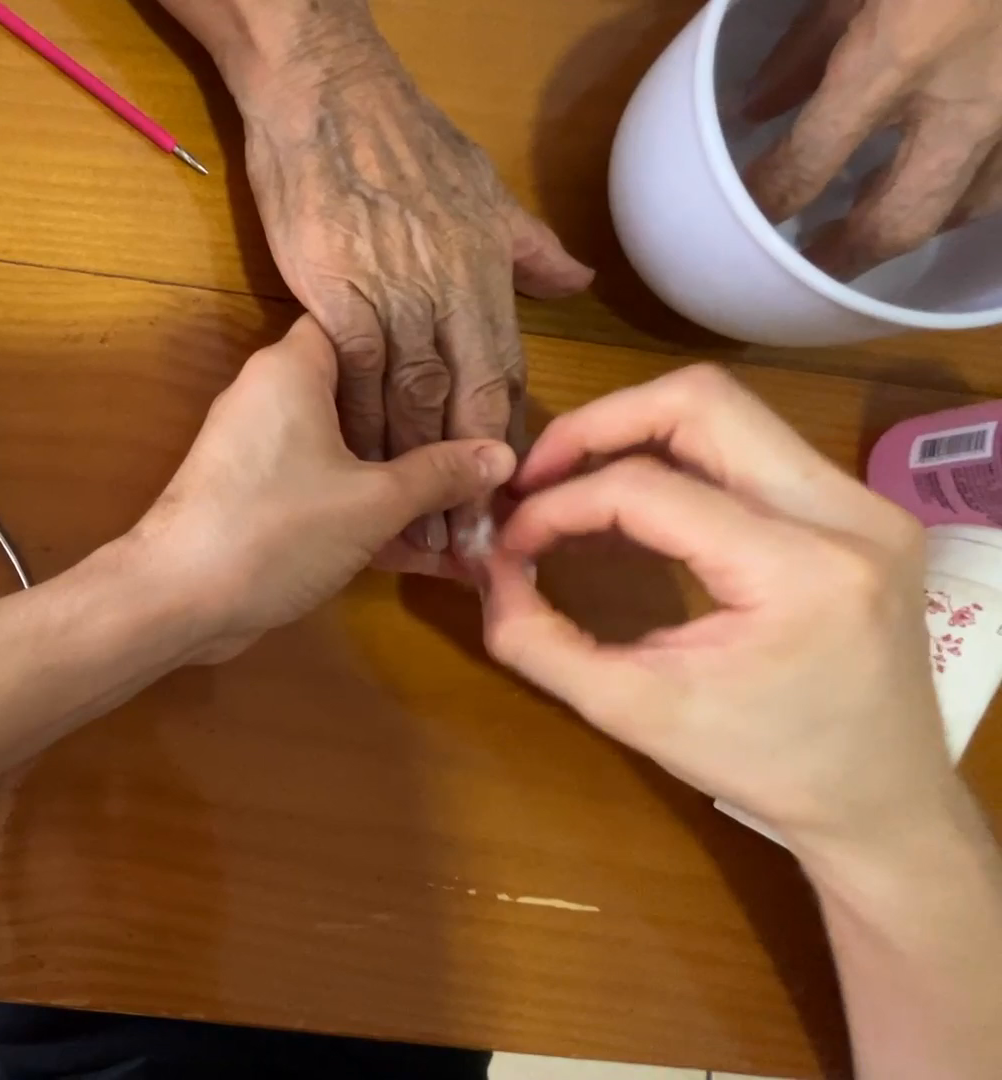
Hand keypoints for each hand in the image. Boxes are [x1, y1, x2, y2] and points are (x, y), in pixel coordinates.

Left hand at [129, 316, 513, 662]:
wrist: (178, 596)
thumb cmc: (277, 527)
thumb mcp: (372, 501)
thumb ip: (439, 473)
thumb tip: (499, 454)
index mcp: (290, 369)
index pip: (360, 326)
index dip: (419, 346)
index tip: (473, 374)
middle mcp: (269, 398)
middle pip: (362, 399)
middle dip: (425, 437)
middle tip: (488, 464)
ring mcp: (259, 451)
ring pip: (345, 455)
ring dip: (401, 489)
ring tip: (468, 521)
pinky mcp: (254, 497)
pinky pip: (322, 492)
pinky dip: (365, 516)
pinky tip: (424, 555)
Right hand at [231, 3, 591, 552]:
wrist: (323, 101)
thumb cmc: (394, 144)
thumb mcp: (476, 188)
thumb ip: (524, 245)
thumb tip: (573, 282)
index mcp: (483, 275)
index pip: (503, 374)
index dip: (505, 441)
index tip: (504, 499)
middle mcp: (448, 296)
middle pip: (463, 406)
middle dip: (464, 481)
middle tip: (466, 547)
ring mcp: (393, 302)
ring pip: (412, 406)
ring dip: (413, 475)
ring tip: (415, 535)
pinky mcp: (337, 304)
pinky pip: (356, 384)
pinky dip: (360, 435)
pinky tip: (358, 478)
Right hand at [480, 365, 958, 854]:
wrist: (879, 795)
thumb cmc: (755, 760)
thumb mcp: (621, 708)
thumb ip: (532, 637)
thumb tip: (484, 568)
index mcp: (799, 570)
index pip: (645, 489)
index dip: (554, 506)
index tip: (509, 546)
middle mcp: (845, 512)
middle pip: (699, 402)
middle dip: (592, 425)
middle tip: (532, 475)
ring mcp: (856, 501)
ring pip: (719, 409)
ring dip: (624, 433)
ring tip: (564, 481)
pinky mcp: (846, 506)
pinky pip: (736, 443)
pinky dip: (659, 454)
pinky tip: (618, 500)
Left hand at [746, 0, 1001, 280]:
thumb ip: (808, 44)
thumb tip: (756, 108)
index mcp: (900, 60)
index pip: (801, 171)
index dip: (764, 203)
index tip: (740, 215)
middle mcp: (977, 97)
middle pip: (902, 219)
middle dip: (849, 253)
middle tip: (811, 261)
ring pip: (981, 200)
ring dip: (925, 219)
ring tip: (879, 224)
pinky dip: (987, 180)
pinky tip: (957, 178)